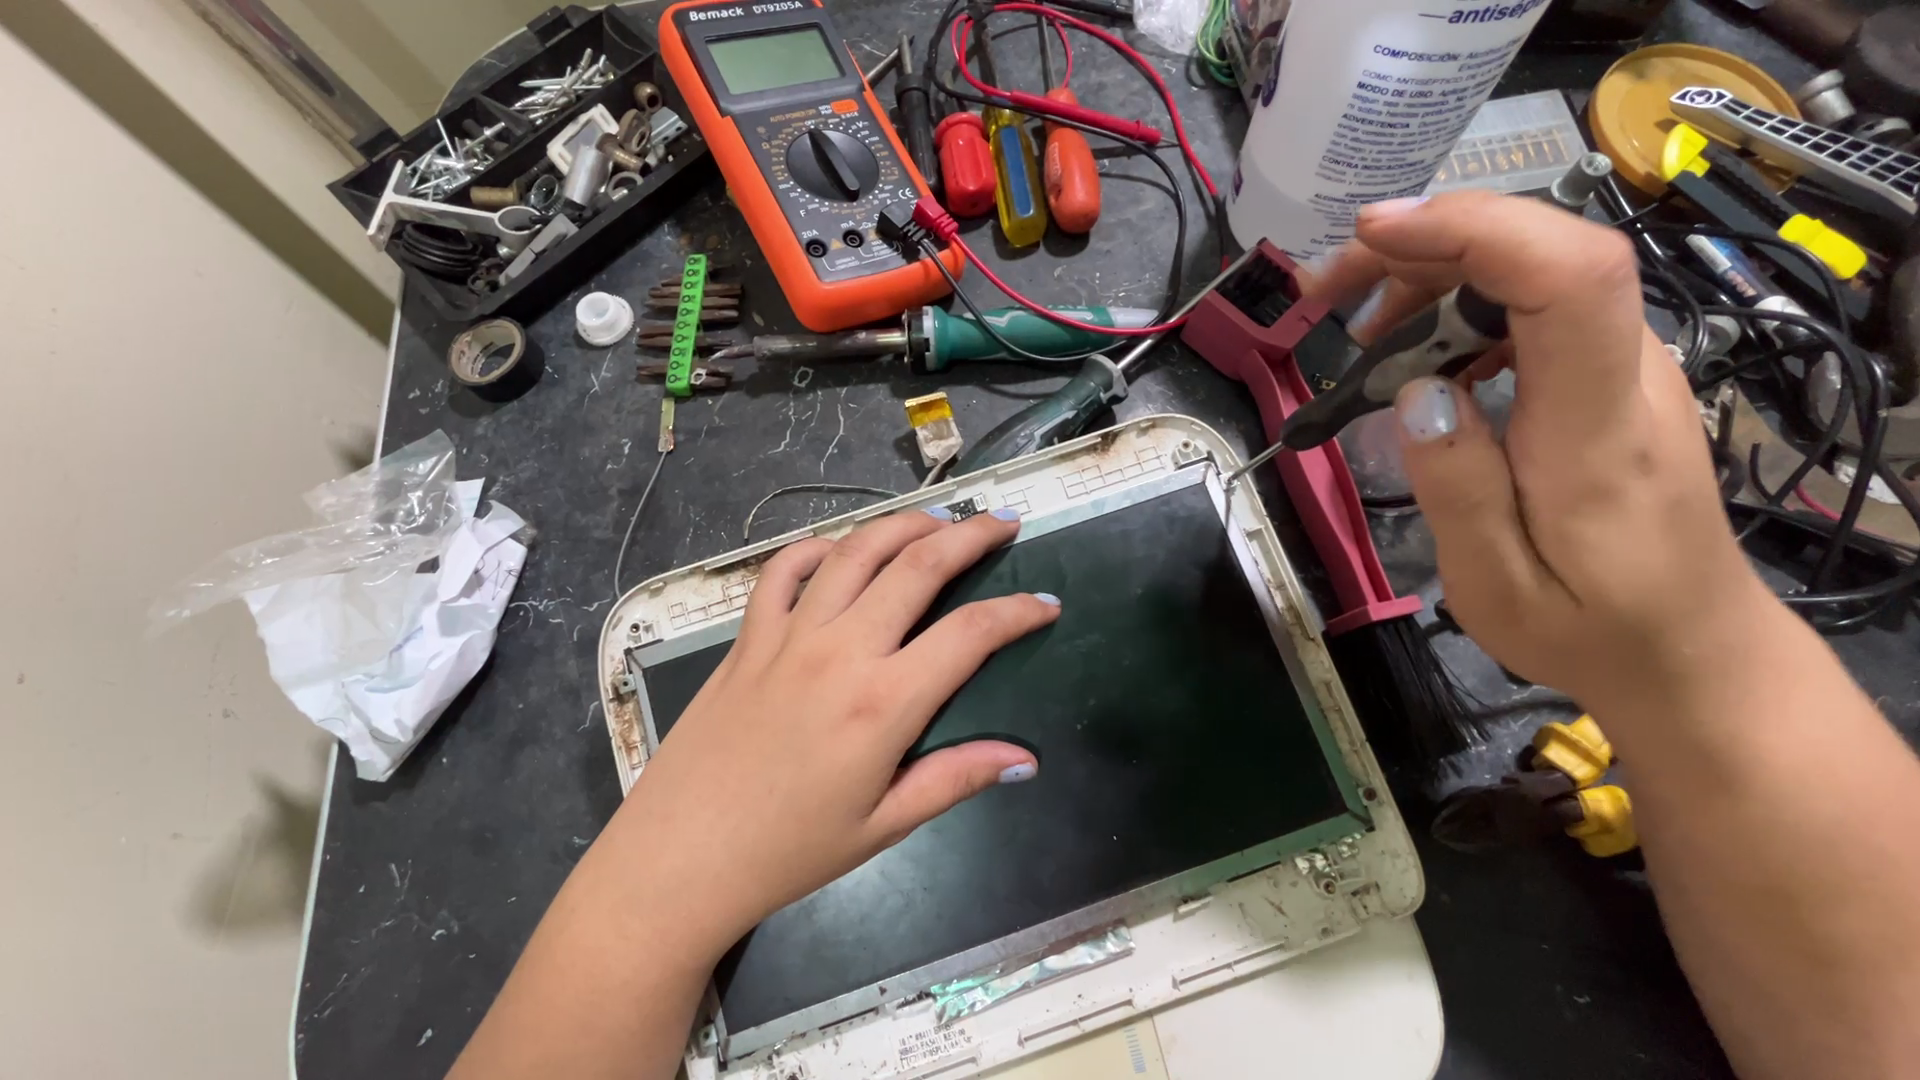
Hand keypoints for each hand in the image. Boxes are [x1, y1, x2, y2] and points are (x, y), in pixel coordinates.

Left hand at [616, 508, 1059, 950]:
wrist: (680, 856)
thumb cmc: (789, 850)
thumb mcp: (883, 825)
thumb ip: (956, 779)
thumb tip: (1026, 759)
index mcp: (883, 702)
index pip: (971, 634)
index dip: (1018, 612)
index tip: (1046, 603)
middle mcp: (841, 650)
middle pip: (918, 567)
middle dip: (970, 536)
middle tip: (1002, 523)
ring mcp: (788, 635)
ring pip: (855, 552)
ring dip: (903, 525)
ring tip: (938, 518)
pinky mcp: (748, 636)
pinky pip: (783, 571)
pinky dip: (817, 548)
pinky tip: (840, 550)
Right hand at [1301, 192, 1775, 710]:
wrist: (1686, 645)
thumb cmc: (1588, 627)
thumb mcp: (1496, 586)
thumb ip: (1458, 488)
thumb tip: (1417, 392)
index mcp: (1595, 425)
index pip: (1569, 276)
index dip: (1473, 230)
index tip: (1374, 234)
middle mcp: (1624, 371)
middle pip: (1537, 254)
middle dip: (1420, 248)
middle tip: (1324, 293)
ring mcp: (1620, 367)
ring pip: (1528, 273)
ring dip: (1429, 279)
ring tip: (1353, 332)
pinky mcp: (1603, 377)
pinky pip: (1528, 310)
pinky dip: (1453, 311)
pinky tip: (1407, 357)